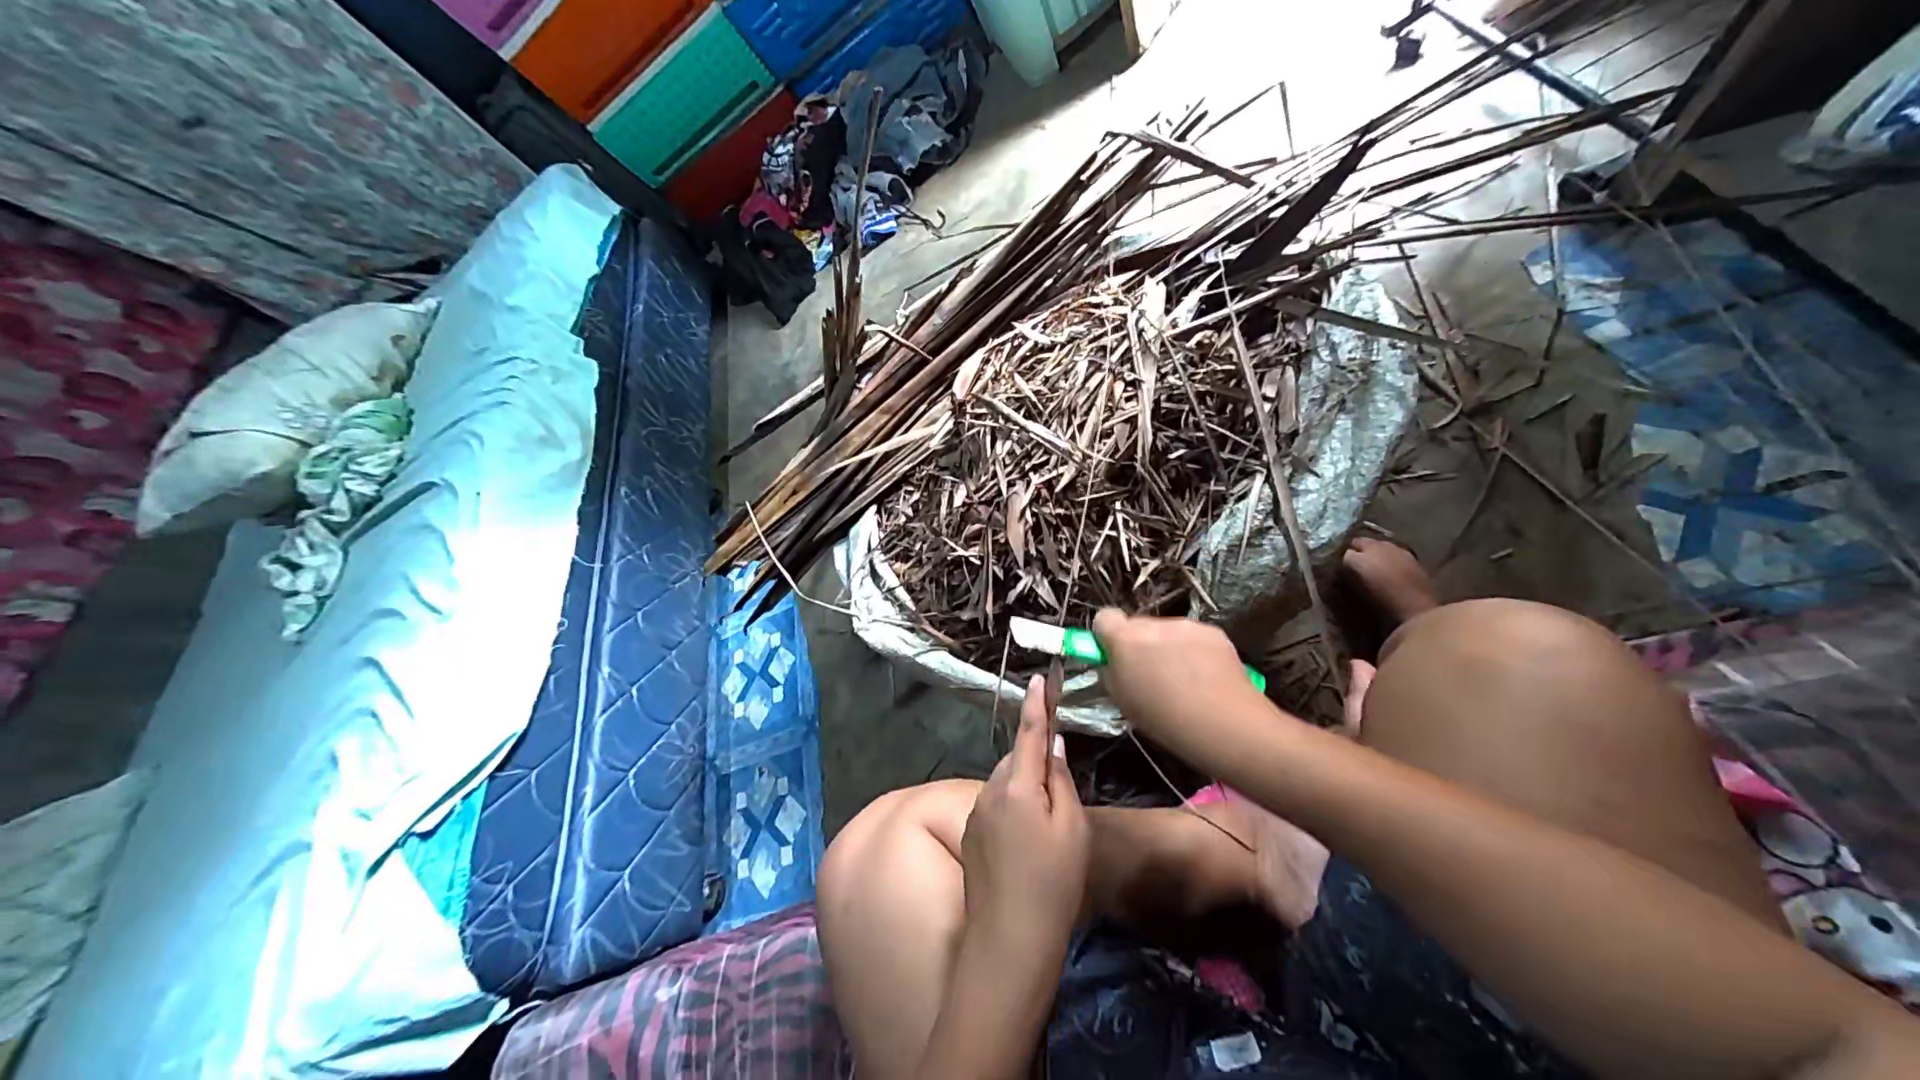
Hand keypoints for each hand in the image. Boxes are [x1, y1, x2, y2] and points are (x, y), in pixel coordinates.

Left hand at [960, 673, 1089, 951]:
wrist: (1009, 938)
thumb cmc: (1053, 882)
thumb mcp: (1072, 829)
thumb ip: (1060, 781)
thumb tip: (1053, 745)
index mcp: (1018, 785)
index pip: (1029, 732)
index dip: (1036, 703)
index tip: (1037, 678)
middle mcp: (991, 791)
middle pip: (1017, 758)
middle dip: (1035, 754)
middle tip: (1060, 779)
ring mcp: (976, 813)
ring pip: (1005, 781)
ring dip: (1023, 782)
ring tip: (1047, 817)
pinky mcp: (971, 835)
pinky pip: (995, 804)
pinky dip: (1012, 805)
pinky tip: (1027, 838)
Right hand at [1090, 609, 1265, 735]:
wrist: (1226, 724)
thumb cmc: (1166, 720)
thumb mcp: (1122, 701)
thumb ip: (1112, 672)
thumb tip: (1115, 662)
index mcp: (1125, 640)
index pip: (1104, 617)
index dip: (1107, 635)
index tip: (1114, 655)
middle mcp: (1155, 625)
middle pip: (1138, 625)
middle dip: (1139, 643)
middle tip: (1150, 674)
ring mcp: (1187, 625)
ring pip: (1167, 631)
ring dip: (1168, 647)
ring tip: (1183, 680)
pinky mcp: (1214, 632)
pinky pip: (1193, 637)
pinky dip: (1194, 651)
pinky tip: (1205, 678)